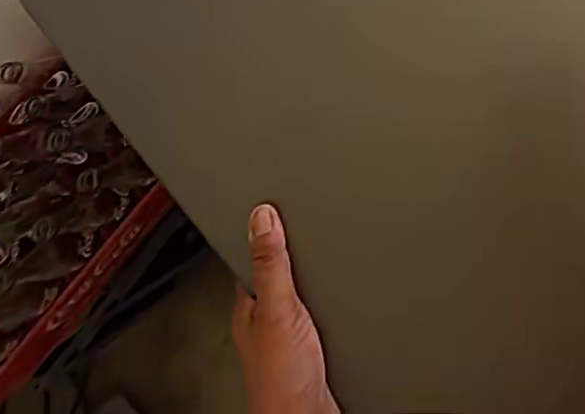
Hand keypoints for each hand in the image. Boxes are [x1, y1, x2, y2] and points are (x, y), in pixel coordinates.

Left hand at [232, 204, 341, 413]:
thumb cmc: (283, 381)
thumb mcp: (278, 310)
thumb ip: (269, 264)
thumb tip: (261, 216)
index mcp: (249, 307)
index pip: (250, 256)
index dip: (261, 229)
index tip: (270, 202)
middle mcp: (266, 318)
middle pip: (275, 270)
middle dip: (289, 246)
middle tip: (298, 215)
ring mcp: (287, 331)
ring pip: (296, 286)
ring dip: (309, 268)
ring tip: (317, 243)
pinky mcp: (311, 342)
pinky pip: (315, 304)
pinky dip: (325, 290)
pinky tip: (335, 285)